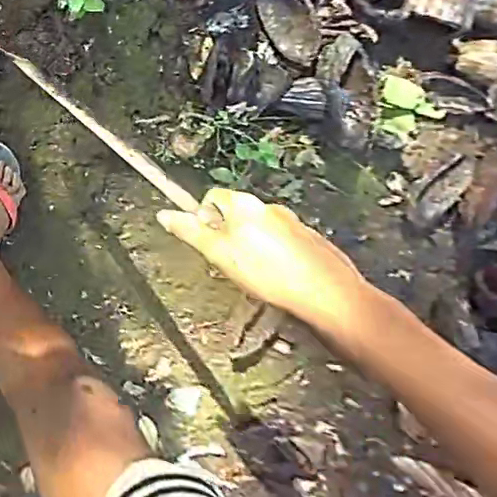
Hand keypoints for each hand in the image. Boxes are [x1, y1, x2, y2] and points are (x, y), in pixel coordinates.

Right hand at [158, 188, 374, 333]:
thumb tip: (164, 214)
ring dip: (257, 246)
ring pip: (263, 230)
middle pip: (238, 214)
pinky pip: (288, 244)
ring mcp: (296, 224)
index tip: (212, 243)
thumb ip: (189, 231)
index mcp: (242, 204)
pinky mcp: (316, 243)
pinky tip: (285, 280)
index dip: (206, 219)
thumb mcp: (218, 254)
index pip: (212, 197)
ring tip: (262, 276)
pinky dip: (282, 257)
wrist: (333, 298)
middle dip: (232, 235)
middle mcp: (269, 207)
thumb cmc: (269, 274)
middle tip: (233, 262)